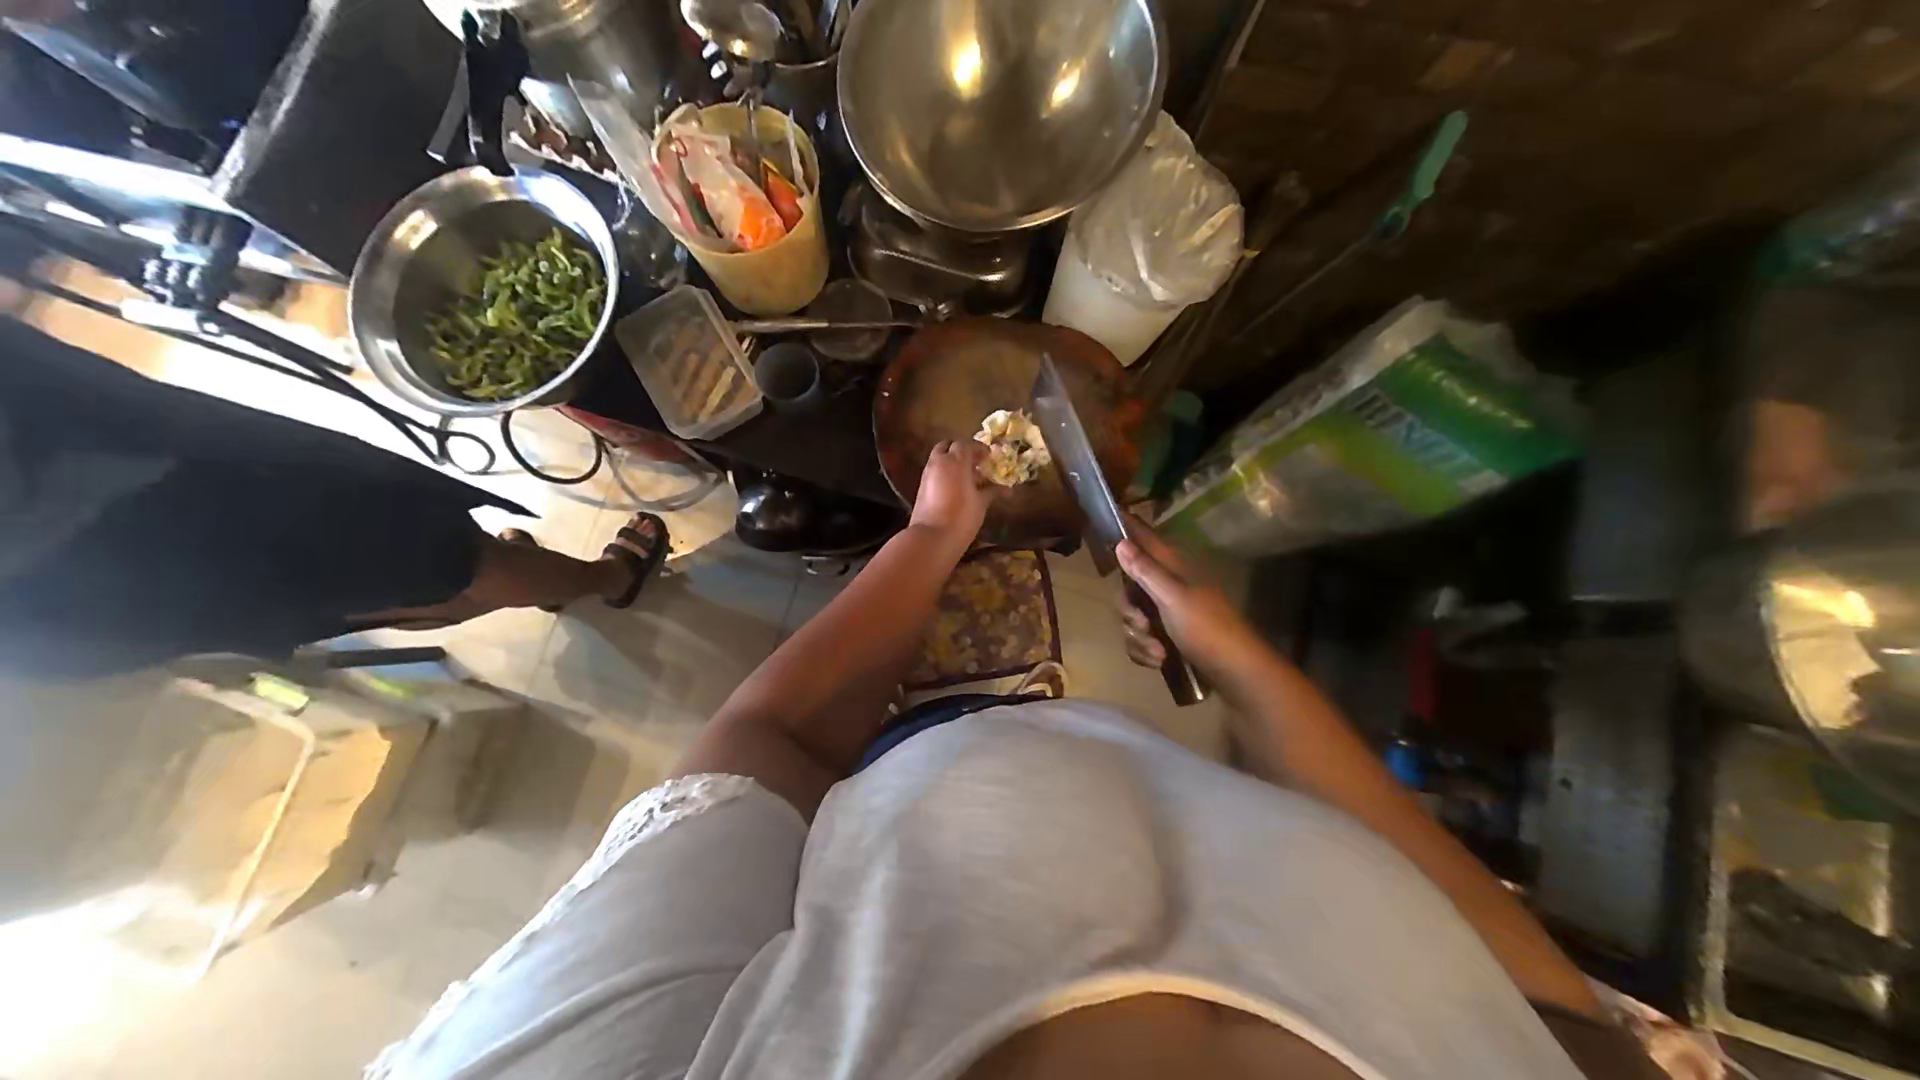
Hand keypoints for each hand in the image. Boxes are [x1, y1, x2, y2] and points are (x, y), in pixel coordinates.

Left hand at [910, 441, 995, 540]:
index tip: (989, 457)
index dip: (979, 449)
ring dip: (952, 461)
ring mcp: (927, 474)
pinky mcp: (921, 487)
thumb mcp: (981, 503)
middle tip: (976, 463)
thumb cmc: (962, 517)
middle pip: (949, 446)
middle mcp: (939, 462)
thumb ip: (992, 491)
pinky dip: (945, 472)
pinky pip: (934, 471)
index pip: (967, 444)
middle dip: (962, 451)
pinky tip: (956, 487)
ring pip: (939, 458)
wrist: (932, 538)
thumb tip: (1007, 489)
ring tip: (968, 476)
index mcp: (955, 461)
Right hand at [1115, 519, 1261, 676]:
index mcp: (1171, 566)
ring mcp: (1166, 612)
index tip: (1101, 531)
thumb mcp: (1172, 597)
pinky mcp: (1166, 637)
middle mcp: (1166, 585)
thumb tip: (1119, 541)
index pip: (1142, 536)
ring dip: (1140, 638)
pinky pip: (1140, 639)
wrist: (1235, 673)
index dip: (1123, 530)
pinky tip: (1160, 661)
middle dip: (1129, 612)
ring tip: (1159, 652)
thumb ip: (1144, 570)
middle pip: (1128, 588)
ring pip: (1132, 618)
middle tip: (1143, 624)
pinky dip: (1146, 652)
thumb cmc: (1207, 628)